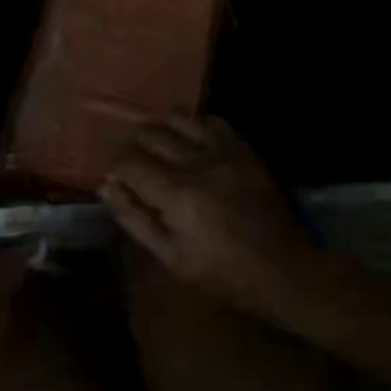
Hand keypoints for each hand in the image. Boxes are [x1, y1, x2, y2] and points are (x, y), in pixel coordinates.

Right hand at [101, 116, 324, 314]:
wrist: (283, 268)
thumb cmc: (220, 271)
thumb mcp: (169, 256)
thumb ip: (134, 219)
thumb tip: (107, 187)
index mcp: (176, 195)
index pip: (128, 163)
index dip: (114, 167)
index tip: (114, 177)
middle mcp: (197, 165)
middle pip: (149, 135)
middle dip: (131, 145)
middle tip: (130, 160)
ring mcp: (224, 154)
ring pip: (179, 119)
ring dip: (160, 127)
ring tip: (155, 143)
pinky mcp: (244, 152)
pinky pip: (214, 122)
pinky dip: (195, 125)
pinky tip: (190, 141)